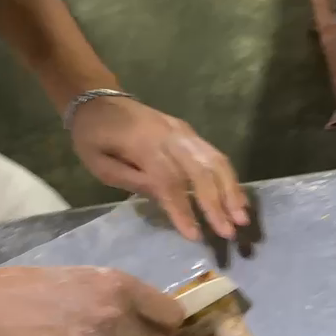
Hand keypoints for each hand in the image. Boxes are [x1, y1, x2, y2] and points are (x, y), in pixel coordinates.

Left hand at [69, 96, 248, 240]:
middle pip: (200, 170)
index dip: (183, 208)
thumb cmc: (94, 137)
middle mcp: (170, 136)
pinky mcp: (192, 134)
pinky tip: (238, 200)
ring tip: (242, 217)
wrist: (99, 99)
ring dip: (232, 191)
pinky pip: (216, 156)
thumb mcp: (99, 164)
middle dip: (217, 203)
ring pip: (216, 161)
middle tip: (230, 232)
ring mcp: (185, 132)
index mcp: (143, 144)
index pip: (169, 179)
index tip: (195, 235)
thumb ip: (132, 181)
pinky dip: (230, 180)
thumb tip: (165, 199)